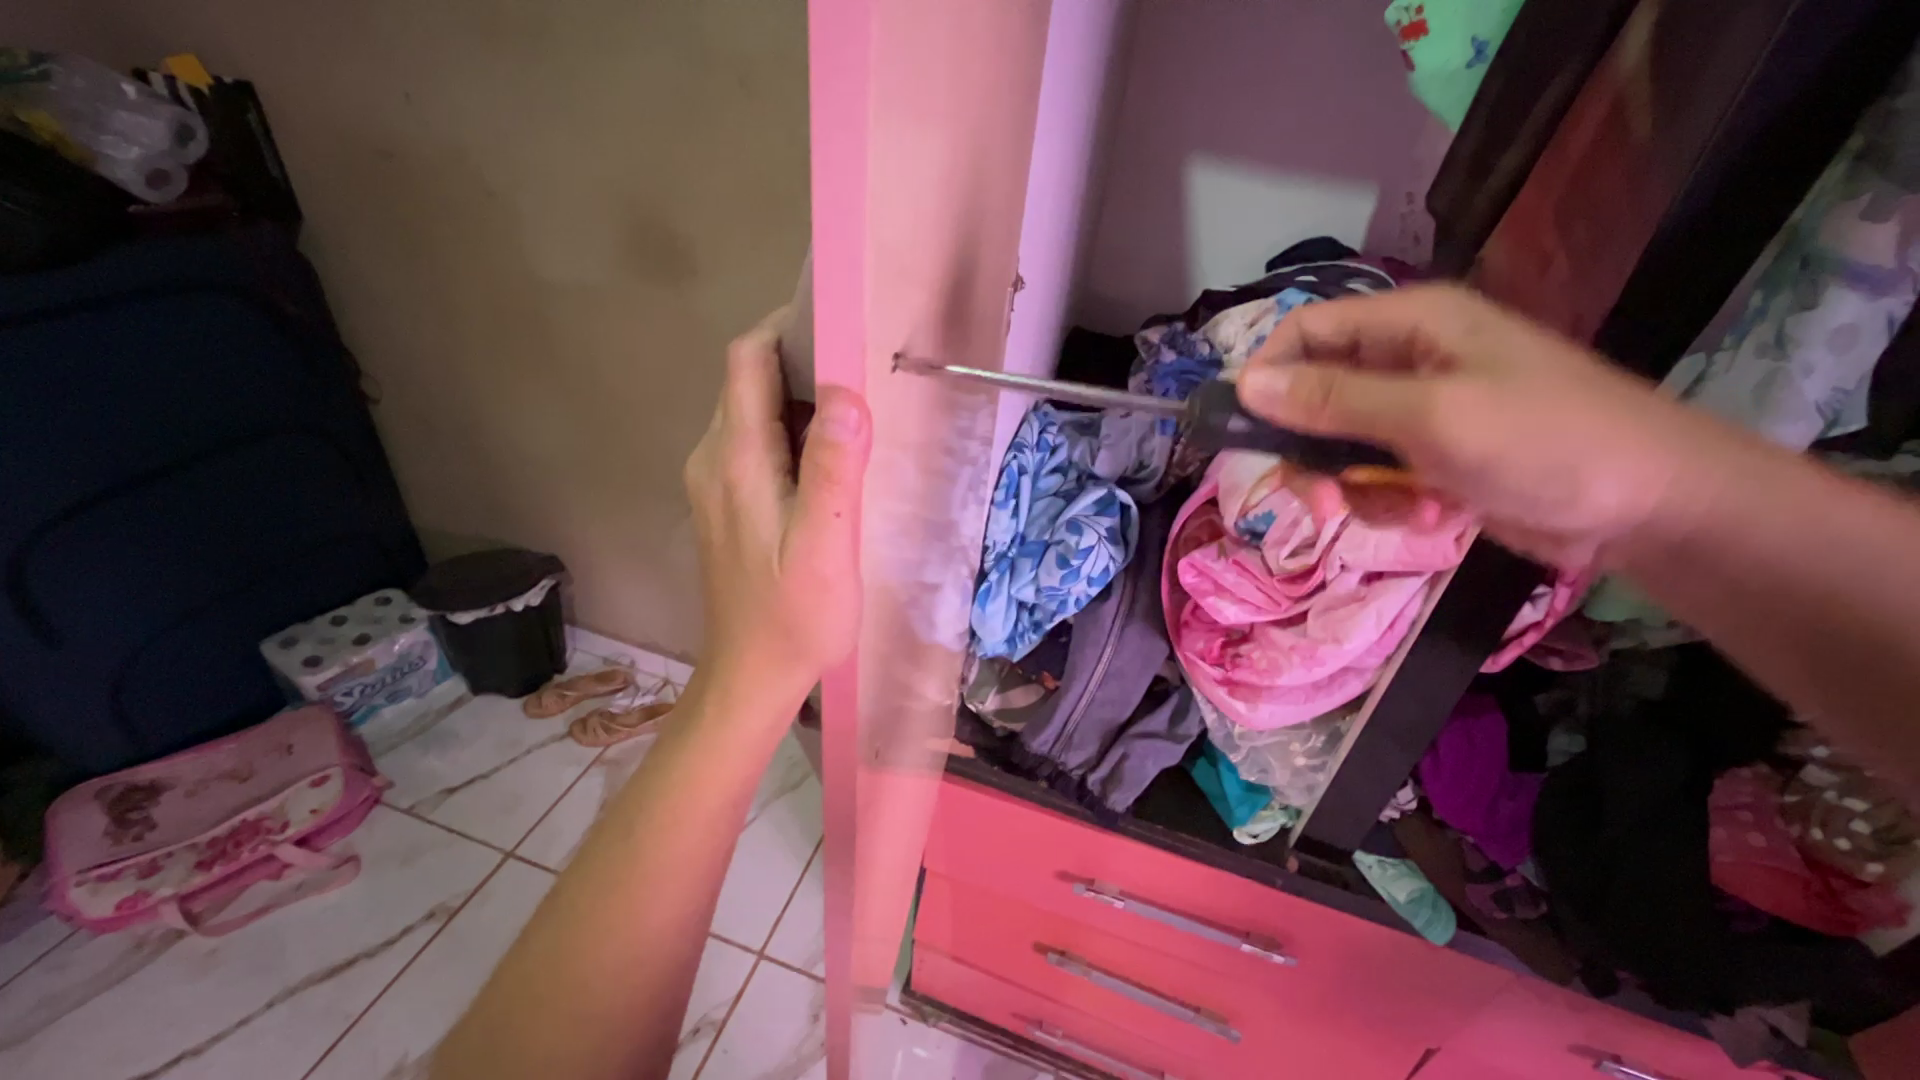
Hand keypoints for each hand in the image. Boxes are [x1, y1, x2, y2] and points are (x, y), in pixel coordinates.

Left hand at [683, 307, 871, 707]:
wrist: (751, 676)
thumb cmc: (795, 617)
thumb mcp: (825, 546)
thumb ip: (833, 470)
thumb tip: (846, 393)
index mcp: (735, 459)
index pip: (747, 360)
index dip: (788, 327)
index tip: (842, 322)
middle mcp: (712, 458)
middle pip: (749, 380)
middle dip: (802, 361)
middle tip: (865, 369)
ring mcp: (714, 481)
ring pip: (754, 410)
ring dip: (801, 399)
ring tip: (858, 411)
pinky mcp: (725, 501)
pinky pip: (755, 442)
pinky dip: (792, 432)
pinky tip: (831, 458)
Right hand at [1236, 285, 1740, 570]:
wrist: (1650, 508)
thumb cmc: (1545, 443)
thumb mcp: (1430, 417)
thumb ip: (1333, 401)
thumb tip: (1245, 385)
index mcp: (1412, 322)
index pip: (1306, 330)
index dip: (1268, 375)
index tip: (1244, 432)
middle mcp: (1410, 357)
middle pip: (1314, 391)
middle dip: (1307, 445)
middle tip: (1311, 492)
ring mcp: (1423, 409)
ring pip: (1338, 441)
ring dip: (1349, 482)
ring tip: (1388, 508)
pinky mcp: (1435, 455)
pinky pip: (1375, 474)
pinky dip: (1384, 500)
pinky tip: (1424, 515)